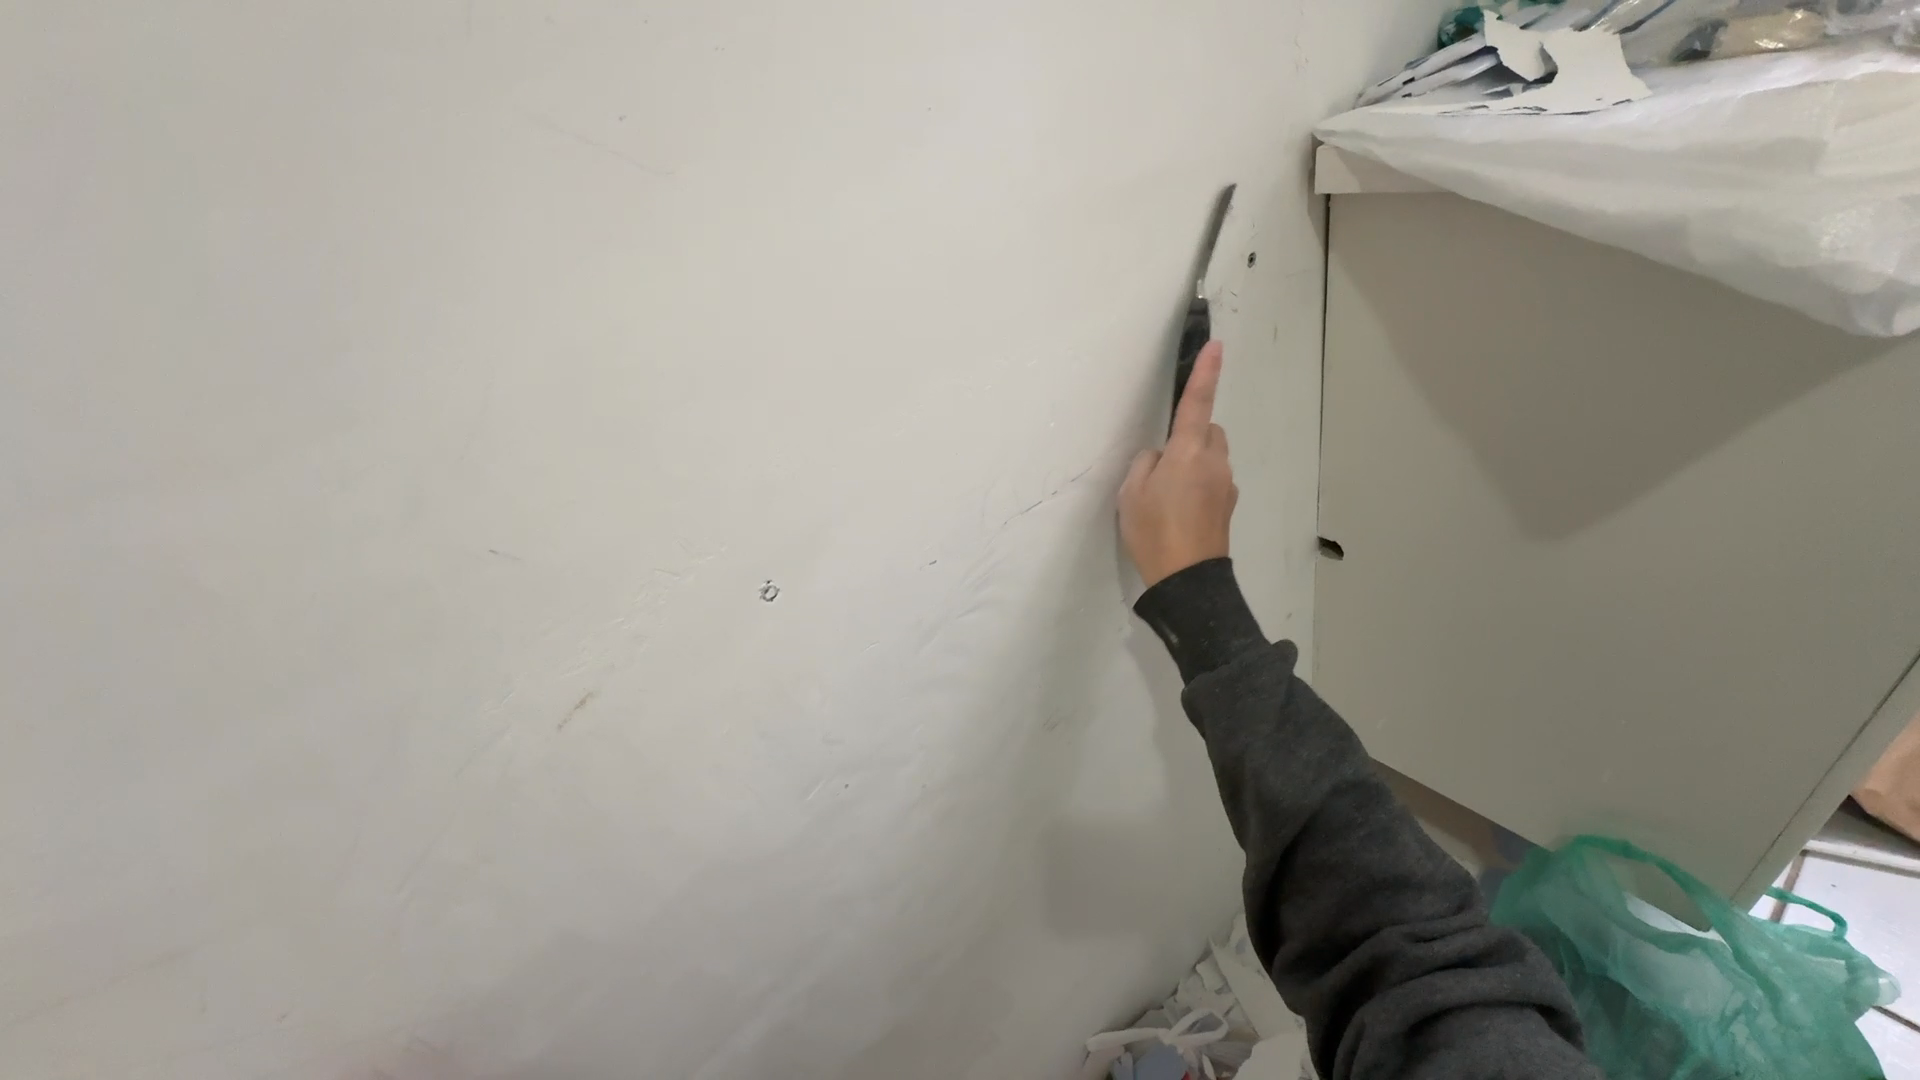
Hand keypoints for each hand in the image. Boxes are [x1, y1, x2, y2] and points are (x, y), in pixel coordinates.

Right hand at [1119, 341, 1236, 587]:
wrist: (1187, 578)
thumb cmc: (1153, 532)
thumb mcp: (1131, 494)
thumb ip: (1145, 464)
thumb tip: (1161, 458)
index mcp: (1187, 453)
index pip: (1196, 403)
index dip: (1205, 373)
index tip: (1216, 346)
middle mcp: (1214, 462)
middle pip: (1208, 431)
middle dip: (1190, 435)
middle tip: (1161, 465)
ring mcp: (1225, 485)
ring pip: (1212, 457)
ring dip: (1194, 462)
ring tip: (1168, 495)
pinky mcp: (1228, 506)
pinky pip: (1213, 480)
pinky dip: (1199, 484)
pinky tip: (1180, 511)